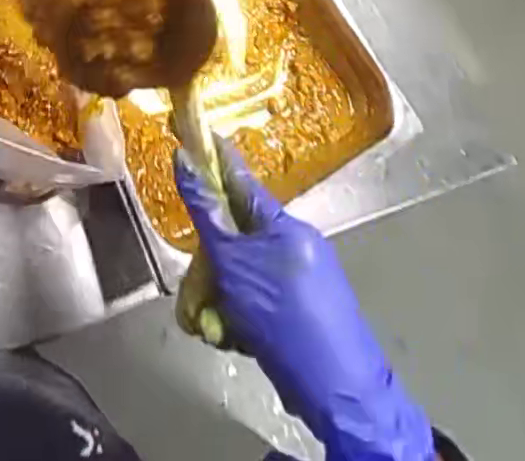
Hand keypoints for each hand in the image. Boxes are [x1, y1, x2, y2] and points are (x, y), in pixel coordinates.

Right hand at [176, 138, 433, 460]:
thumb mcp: (233, 262)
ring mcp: (298, 276)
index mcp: (279, 223)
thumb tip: (185, 158)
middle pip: (233, 236)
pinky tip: (235, 337)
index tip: (189, 133)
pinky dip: (239, 314)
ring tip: (216, 326)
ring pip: (241, 271)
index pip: (238, 178)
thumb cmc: (283, 316)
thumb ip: (206, 211)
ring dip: (220, 297)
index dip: (212, 157)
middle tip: (196, 296)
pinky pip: (257, 296)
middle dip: (209, 266)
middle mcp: (290, 242)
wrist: (339, 390)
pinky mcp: (300, 307)